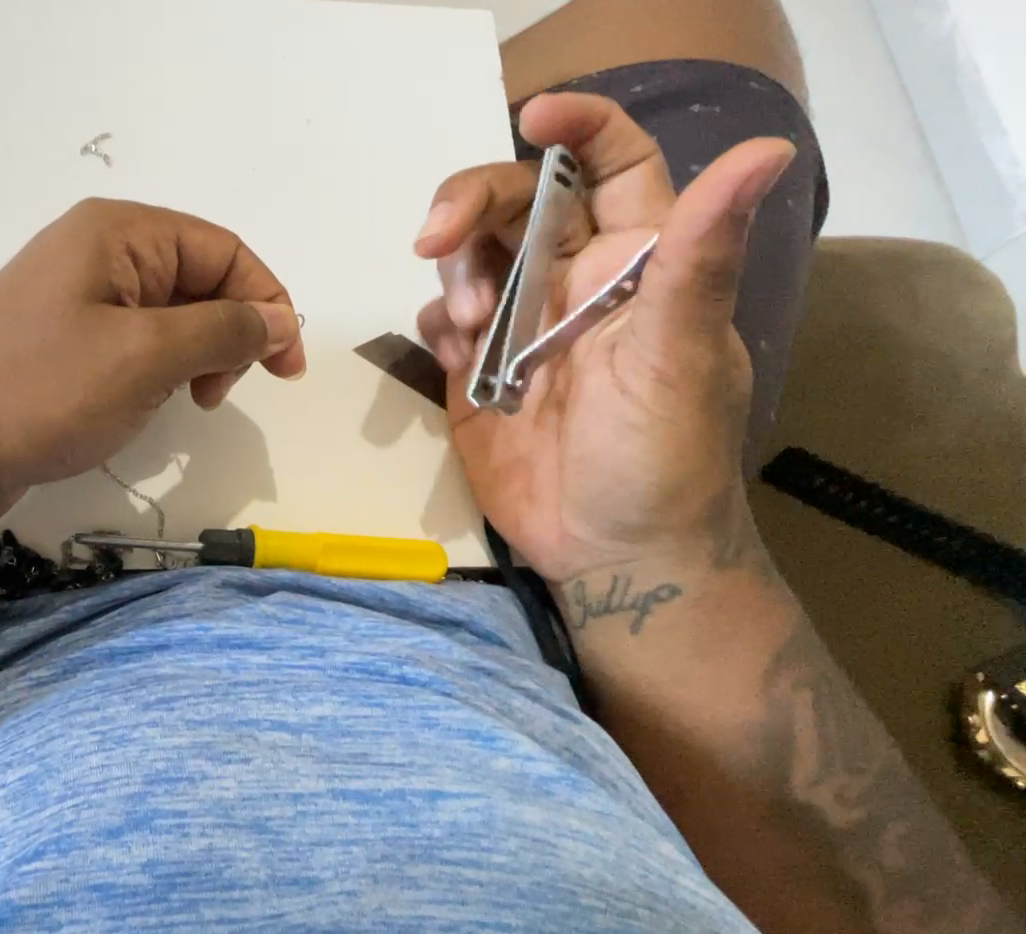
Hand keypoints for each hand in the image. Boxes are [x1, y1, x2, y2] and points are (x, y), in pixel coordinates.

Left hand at [0, 198, 305, 518]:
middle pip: (194, 281)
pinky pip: (126, 348)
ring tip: (177, 405)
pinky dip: (150, 375)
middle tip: (216, 396)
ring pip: (162, 320)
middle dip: (224, 337)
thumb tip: (279, 318)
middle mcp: (92, 254)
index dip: (266, 304)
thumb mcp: (146, 356)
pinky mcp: (55, 346)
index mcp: (117, 232)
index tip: (287, 370)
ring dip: (188, 361)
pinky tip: (137, 407)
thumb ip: (223, 330)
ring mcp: (68, 301)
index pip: (223, 250)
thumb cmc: (44, 393)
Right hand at [415, 93, 795, 584]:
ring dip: (454, 273)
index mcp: (636, 266)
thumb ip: (696, 261)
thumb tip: (764, 150)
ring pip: (469, 260)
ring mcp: (518, 331)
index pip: (612, 168)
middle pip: (515, 205)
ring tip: (467, 328)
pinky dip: (434, 322)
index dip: (579, 129)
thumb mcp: (681, 359)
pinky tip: (453, 351)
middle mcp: (572, 286)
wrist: (607, 549)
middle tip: (435, 237)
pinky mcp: (473, 376)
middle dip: (471, 205)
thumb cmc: (661, 458)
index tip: (534, 118)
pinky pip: (441, 323)